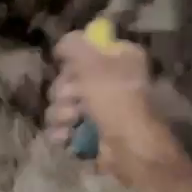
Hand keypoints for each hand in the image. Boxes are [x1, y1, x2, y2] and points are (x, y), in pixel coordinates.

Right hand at [47, 31, 182, 184]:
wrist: (130, 147)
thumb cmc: (116, 99)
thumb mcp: (93, 62)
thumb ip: (74, 44)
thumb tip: (64, 44)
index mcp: (122, 59)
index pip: (87, 49)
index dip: (74, 60)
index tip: (70, 68)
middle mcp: (113, 81)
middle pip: (70, 78)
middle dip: (64, 90)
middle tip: (73, 98)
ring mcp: (102, 110)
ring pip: (63, 104)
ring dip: (61, 113)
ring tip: (72, 121)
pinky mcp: (92, 134)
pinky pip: (64, 127)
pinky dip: (62, 132)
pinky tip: (66, 136)